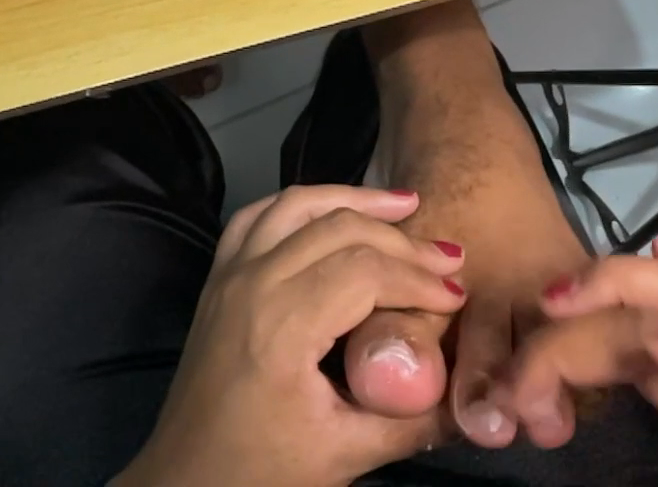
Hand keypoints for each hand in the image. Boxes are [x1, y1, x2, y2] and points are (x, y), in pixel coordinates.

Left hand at [114, 186, 467, 486]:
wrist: (182, 480)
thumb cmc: (260, 472)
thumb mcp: (345, 455)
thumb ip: (415, 422)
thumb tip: (475, 399)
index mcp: (282, 325)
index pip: (364, 272)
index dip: (417, 279)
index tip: (457, 294)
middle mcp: (253, 281)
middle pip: (339, 229)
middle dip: (400, 240)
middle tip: (447, 257)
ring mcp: (230, 269)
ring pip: (298, 204)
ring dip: (353, 198)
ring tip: (404, 204)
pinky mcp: (218, 271)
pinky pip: (260, 213)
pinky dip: (303, 203)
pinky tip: (333, 208)